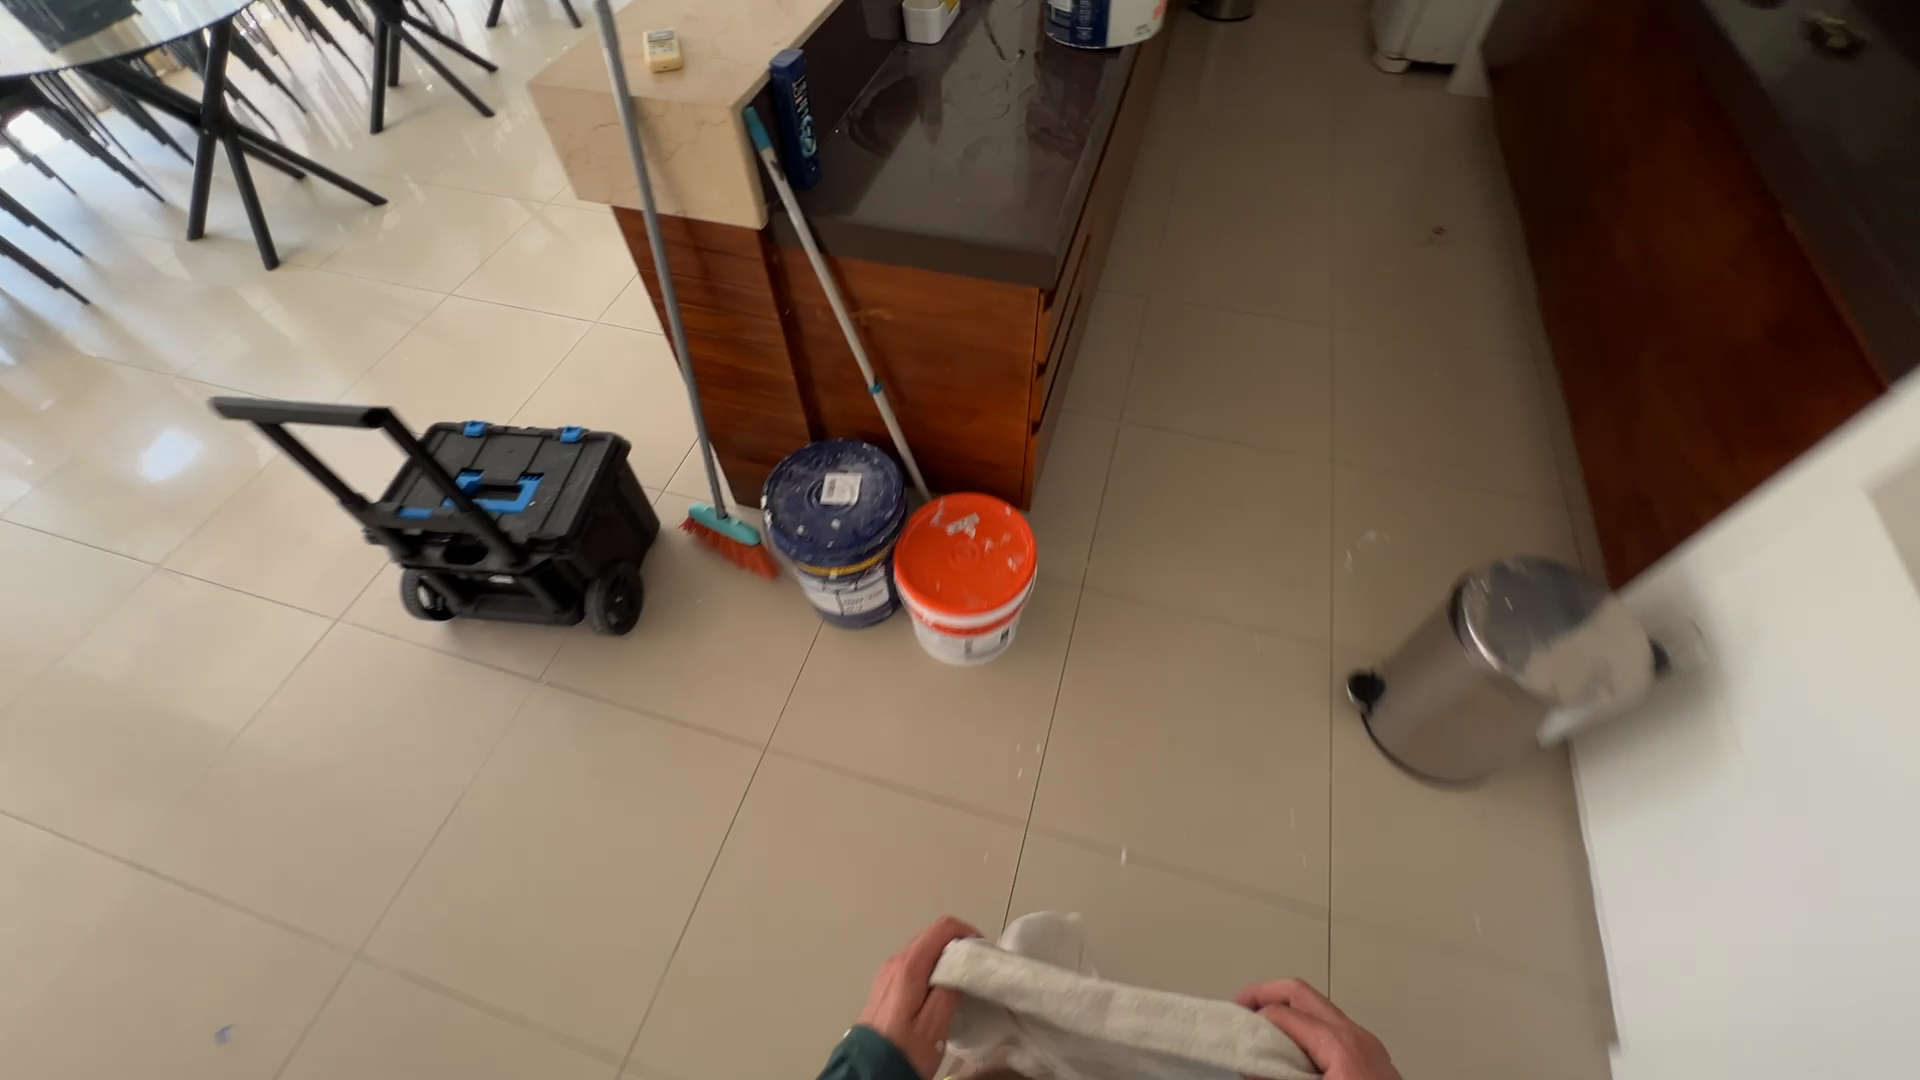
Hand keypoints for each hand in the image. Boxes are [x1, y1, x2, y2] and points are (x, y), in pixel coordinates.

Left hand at [857, 915, 981, 1078]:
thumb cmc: (903, 1051)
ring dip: (944, 957)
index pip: (942, 927)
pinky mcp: (885, 985)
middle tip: (975, 967)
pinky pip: (913, 964)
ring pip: (923, 949)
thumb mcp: (934, 1025)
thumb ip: (949, 990)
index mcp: (908, 965)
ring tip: (961, 981)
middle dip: (957, 944)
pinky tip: (940, 991)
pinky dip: (931, 968)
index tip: (981, 950)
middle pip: (932, 935)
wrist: (866, 1074)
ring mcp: (888, 972)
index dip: (966, 932)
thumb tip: (960, 967)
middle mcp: (895, 961)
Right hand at [1235, 979, 1401, 1079]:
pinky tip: (1295, 1049)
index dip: (1254, 1019)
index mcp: (1339, 1045)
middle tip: (1242, 1009)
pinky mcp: (1374, 1058)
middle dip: (1265, 994)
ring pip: (1317, 1005)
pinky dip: (1306, 1025)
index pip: (1283, 1012)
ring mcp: (1368, 1044)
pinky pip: (1331, 1025)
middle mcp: (1355, 1035)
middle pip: (1299, 992)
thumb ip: (1280, 1078)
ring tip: (1263, 1028)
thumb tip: (1251, 1069)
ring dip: (1286, 1008)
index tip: (1237, 1034)